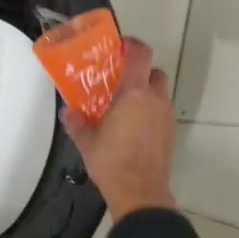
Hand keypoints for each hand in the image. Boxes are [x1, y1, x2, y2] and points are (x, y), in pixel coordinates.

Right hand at [60, 37, 178, 222]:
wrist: (140, 192)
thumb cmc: (111, 161)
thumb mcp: (86, 141)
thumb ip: (77, 122)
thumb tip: (68, 111)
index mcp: (134, 93)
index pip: (140, 55)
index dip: (131, 46)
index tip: (119, 46)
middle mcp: (155, 99)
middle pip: (154, 72)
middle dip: (140, 72)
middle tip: (119, 81)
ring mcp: (166, 116)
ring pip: (160, 92)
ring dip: (146, 92)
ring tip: (124, 105)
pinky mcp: (171, 132)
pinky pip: (161, 111)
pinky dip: (150, 111)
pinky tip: (133, 126)